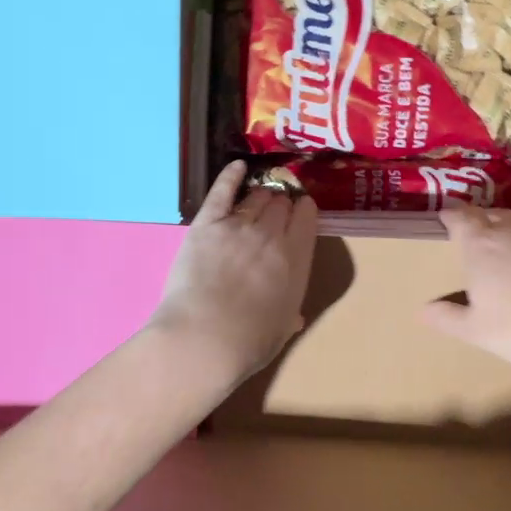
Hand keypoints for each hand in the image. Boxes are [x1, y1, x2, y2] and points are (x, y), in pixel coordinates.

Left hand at [147, 161, 317, 382]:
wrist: (204, 339)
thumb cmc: (248, 344)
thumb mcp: (281, 331)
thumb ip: (289, 315)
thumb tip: (295, 315)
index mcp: (296, 261)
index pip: (306, 219)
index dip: (303, 212)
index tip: (300, 213)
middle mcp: (271, 236)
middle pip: (281, 204)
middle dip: (281, 203)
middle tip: (275, 209)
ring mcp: (238, 226)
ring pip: (256, 197)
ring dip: (260, 195)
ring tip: (259, 196)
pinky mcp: (205, 225)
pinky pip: (221, 191)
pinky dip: (230, 176)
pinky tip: (237, 166)